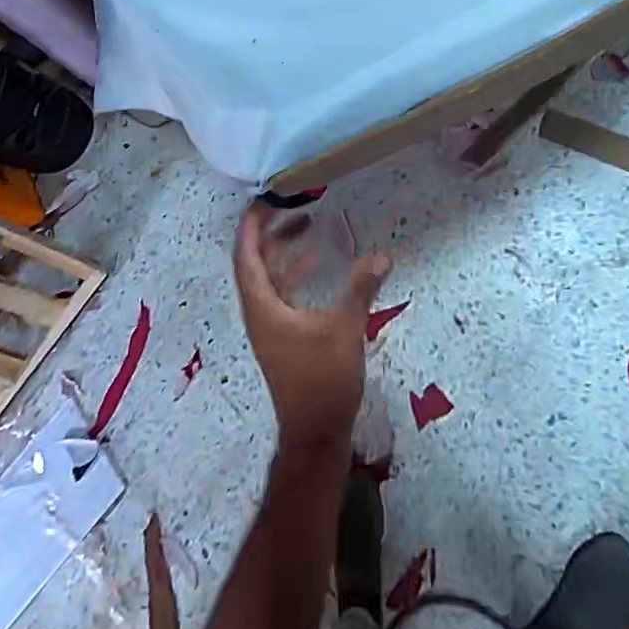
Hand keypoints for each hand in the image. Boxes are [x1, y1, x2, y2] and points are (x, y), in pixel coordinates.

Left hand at [233, 202, 391, 450]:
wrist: (316, 430)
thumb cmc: (323, 379)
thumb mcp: (345, 329)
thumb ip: (361, 288)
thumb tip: (382, 255)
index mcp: (263, 307)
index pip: (246, 256)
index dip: (252, 226)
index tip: (266, 198)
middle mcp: (260, 312)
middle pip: (255, 262)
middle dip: (271, 230)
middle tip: (292, 204)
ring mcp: (270, 325)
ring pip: (270, 277)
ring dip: (284, 250)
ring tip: (308, 224)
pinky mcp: (284, 335)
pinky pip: (283, 292)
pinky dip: (296, 273)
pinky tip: (319, 264)